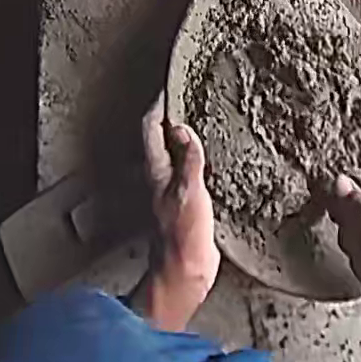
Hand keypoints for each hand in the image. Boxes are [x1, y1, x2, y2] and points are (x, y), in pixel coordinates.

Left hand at [136, 98, 218, 330]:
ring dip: (183, 136)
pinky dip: (195, 156)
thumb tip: (182, 128)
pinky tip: (209, 157)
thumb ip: (189, 159)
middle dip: (170, 117)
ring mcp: (170, 191)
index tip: (168, 87)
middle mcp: (159, 178)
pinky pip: (187, 170)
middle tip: (186, 97)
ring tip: (200, 120)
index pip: (151, 129)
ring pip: (173, 153)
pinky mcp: (184, 204)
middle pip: (159, 138)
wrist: (185, 275)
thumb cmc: (184, 236)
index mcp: (157, 171)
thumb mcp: (190, 191)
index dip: (158, 106)